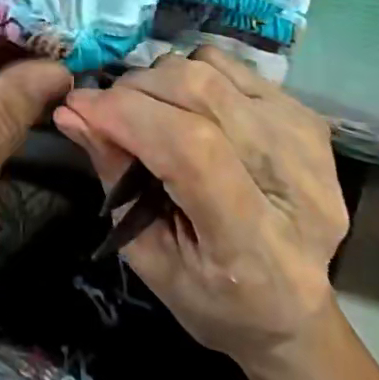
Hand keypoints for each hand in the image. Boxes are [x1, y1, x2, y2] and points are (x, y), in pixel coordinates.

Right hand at [52, 46, 347, 366]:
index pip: (191, 149)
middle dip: (134, 89)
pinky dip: (191, 73)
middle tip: (105, 111)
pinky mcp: (308, 121)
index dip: (125, 114)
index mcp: (256, 243)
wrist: (293, 313)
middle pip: (202, 94)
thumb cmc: (212, 298)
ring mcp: (309, 147)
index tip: (78, 106)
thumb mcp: (148, 257)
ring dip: (159, 78)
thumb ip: (112, 178)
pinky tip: (184, 106)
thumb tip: (70, 112)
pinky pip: (232, 65)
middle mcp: (297, 187)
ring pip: (212, 71)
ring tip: (145, 109)